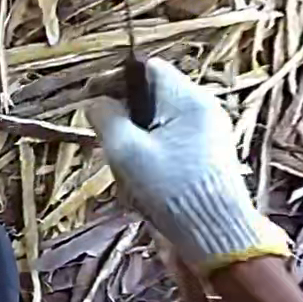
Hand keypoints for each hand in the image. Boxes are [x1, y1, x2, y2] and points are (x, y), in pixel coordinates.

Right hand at [85, 58, 288, 274]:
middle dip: (122, 110)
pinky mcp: (206, 152)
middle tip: (101, 133)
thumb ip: (106, 118)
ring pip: (157, 118)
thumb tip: (95, 102)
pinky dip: (147, 148)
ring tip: (120, 160)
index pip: (146, 69)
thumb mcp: (126, 150)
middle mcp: (203, 109)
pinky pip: (168, 137)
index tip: (88, 97)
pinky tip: (139, 173)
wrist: (214, 231)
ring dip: (132, 133)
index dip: (113, 78)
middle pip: (151, 94)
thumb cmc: (169, 187)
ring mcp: (208, 131)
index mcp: (188, 100)